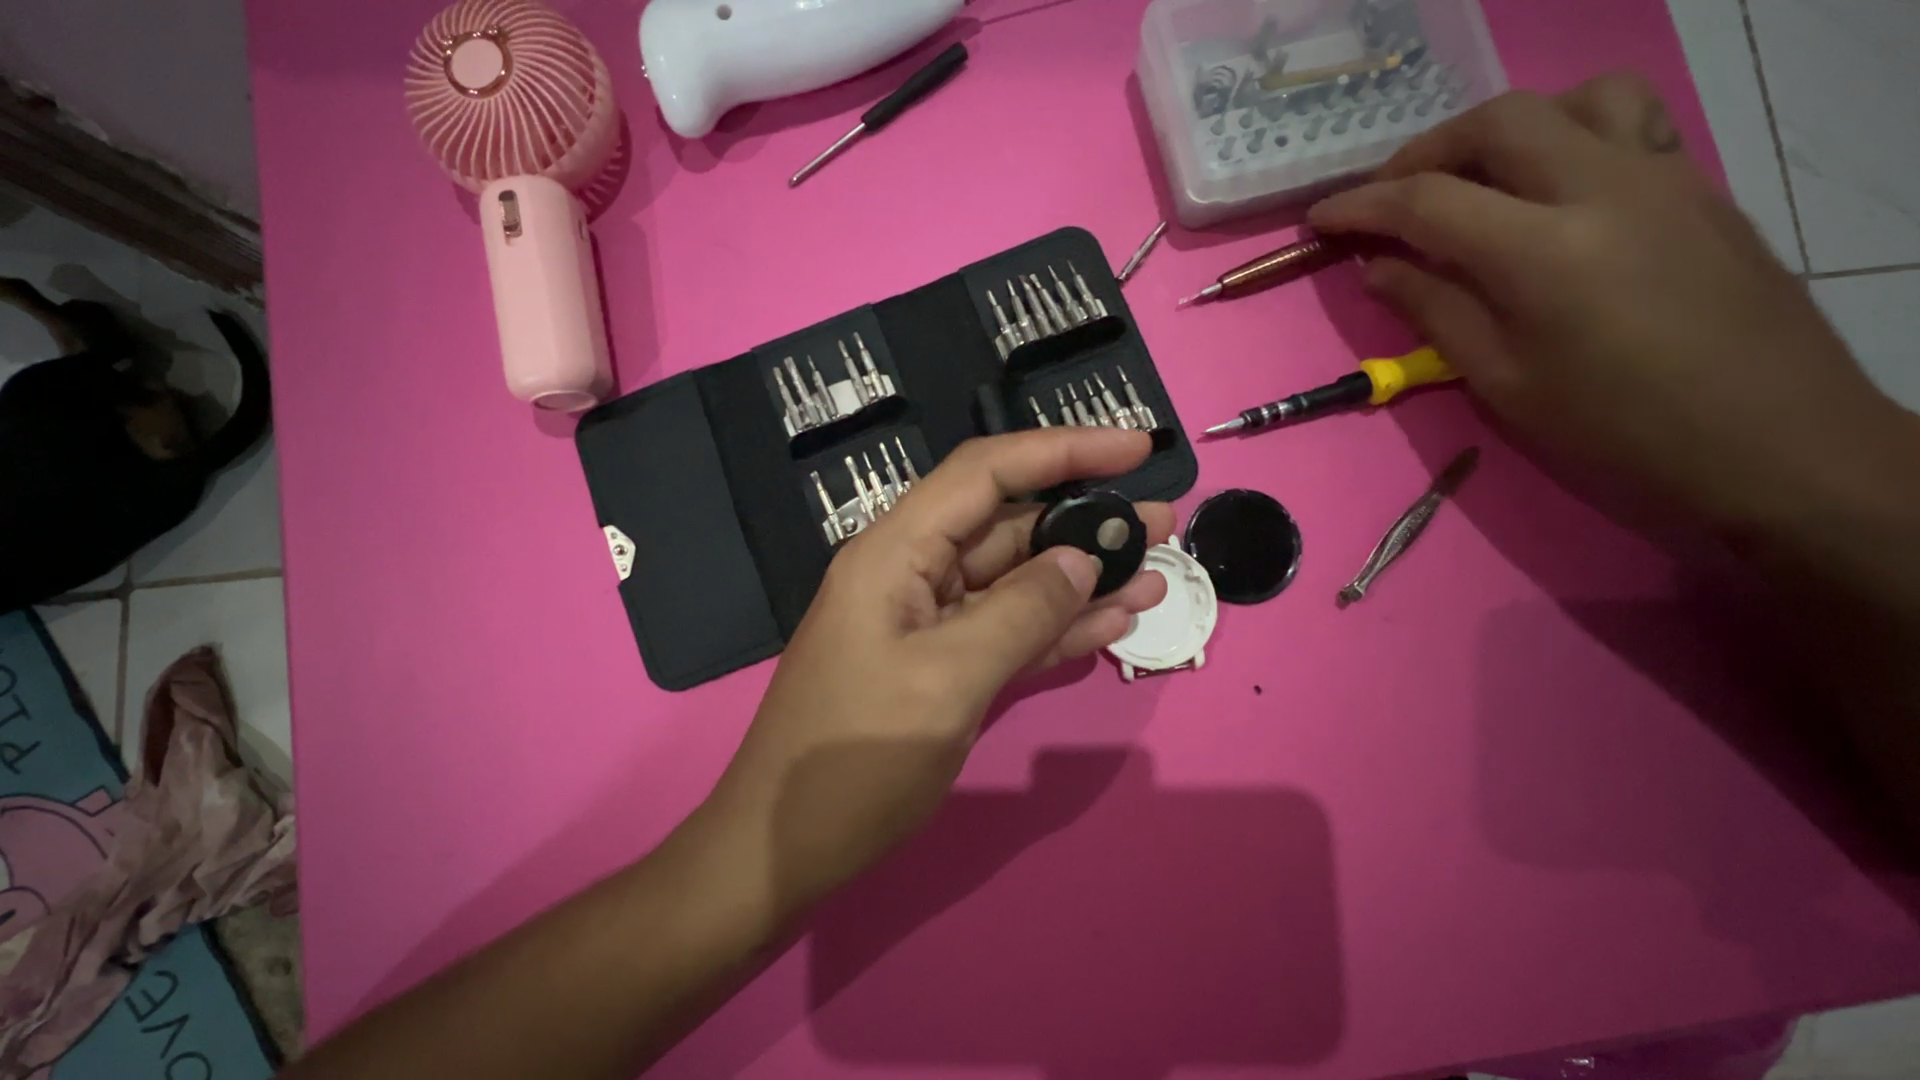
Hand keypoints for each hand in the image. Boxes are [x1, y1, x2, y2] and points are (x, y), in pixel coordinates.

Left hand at [708, 429, 1172, 919]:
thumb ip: (1020, 613)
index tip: (1137, 449)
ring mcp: (927, 624)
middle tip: (1163, 524)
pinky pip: (1008, 631)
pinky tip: (1114, 621)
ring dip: (1082, 576)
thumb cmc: (856, 760)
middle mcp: (911, 574)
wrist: (787, 846)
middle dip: (1084, 519)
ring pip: (1016, 581)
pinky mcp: (940, 668)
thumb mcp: (946, 681)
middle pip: (1007, 525)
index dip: (1063, 450)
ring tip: (1157, 571)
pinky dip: (1058, 626)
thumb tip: (1080, 563)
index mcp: (896, 553)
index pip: (986, 472)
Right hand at [1308, 73, 1913, 533]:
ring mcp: (1663, 177)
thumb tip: (1377, 268)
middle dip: (1425, 153)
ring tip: (1474, 179)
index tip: (1318, 220)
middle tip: (1389, 200)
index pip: (1427, 201)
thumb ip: (1435, 311)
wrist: (1773, 444)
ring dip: (1505, 129)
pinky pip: (1626, 125)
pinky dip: (1567, 135)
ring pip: (1573, 100)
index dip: (1361, 206)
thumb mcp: (1504, 384)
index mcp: (1542, 251)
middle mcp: (1603, 188)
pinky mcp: (1698, 187)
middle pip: (1497, 123)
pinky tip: (1548, 191)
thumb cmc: (1619, 433)